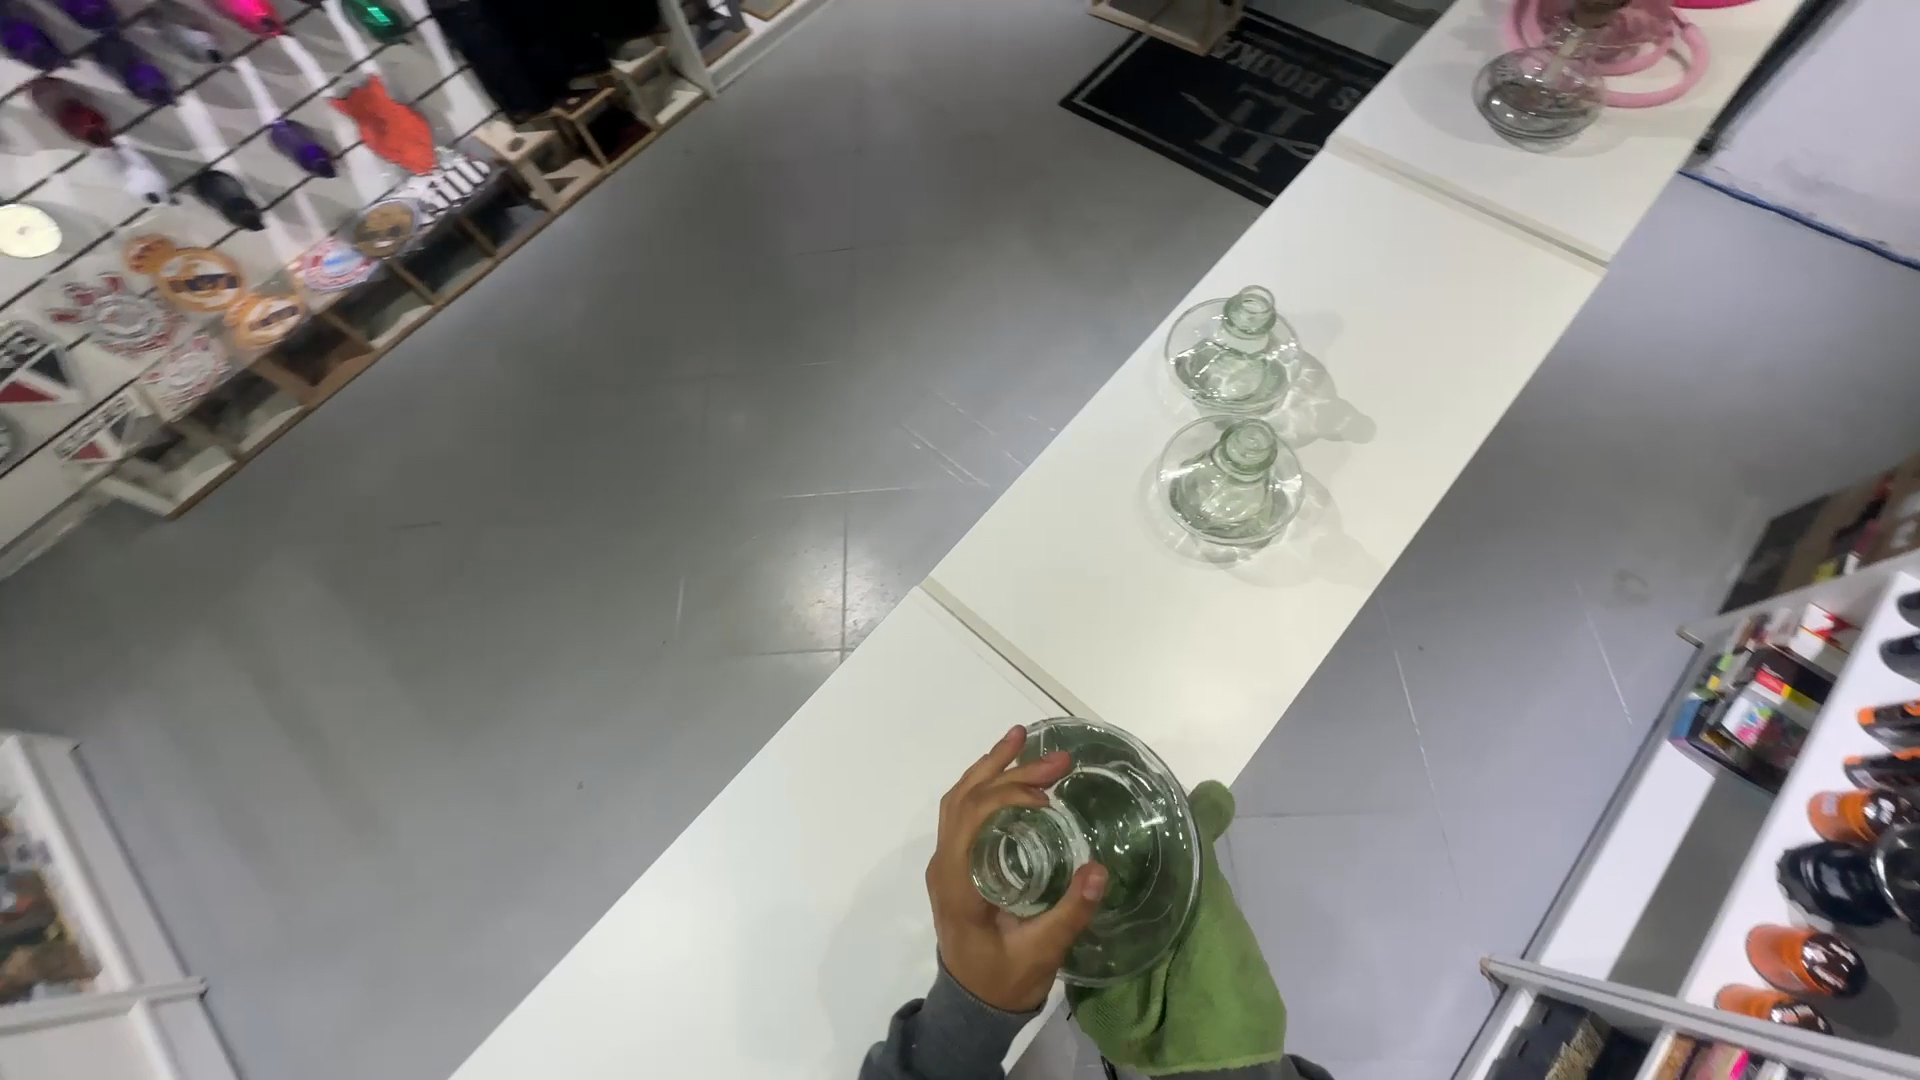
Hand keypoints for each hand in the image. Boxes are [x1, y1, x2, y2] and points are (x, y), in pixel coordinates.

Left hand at [926, 725, 1108, 1012]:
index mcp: (957, 883)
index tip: (1047, 796)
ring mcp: (945, 860)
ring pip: (959, 798)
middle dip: (1009, 770)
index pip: (970, 818)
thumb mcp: (1041, 953)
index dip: (1006, 795)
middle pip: (966, 799)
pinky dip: (984, 784)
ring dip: (990, 766)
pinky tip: (1008, 773)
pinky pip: (962, 810)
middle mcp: (944, 863)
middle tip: (1054, 756)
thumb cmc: (1003, 981)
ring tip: (1022, 738)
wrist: (972, 1007)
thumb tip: (1100, 870)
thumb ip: (1069, 913)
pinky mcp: (954, 861)